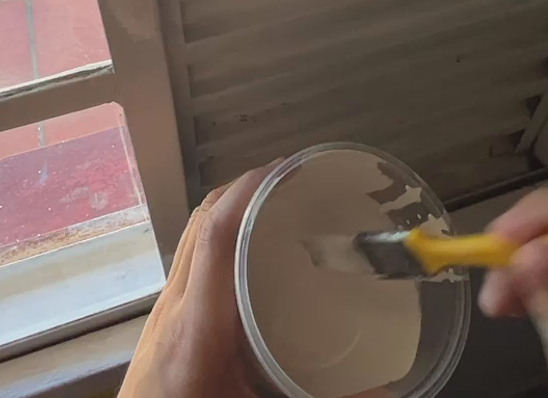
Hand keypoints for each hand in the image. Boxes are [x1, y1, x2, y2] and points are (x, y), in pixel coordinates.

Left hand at [118, 166, 271, 397]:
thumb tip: (385, 393)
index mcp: (198, 330)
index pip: (216, 236)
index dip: (248, 192)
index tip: (285, 170)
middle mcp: (175, 308)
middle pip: (201, 222)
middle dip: (245, 188)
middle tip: (292, 182)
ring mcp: (164, 310)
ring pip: (192, 234)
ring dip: (230, 206)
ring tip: (274, 204)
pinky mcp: (162, 320)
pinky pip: (190, 255)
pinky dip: (219, 234)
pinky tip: (247, 252)